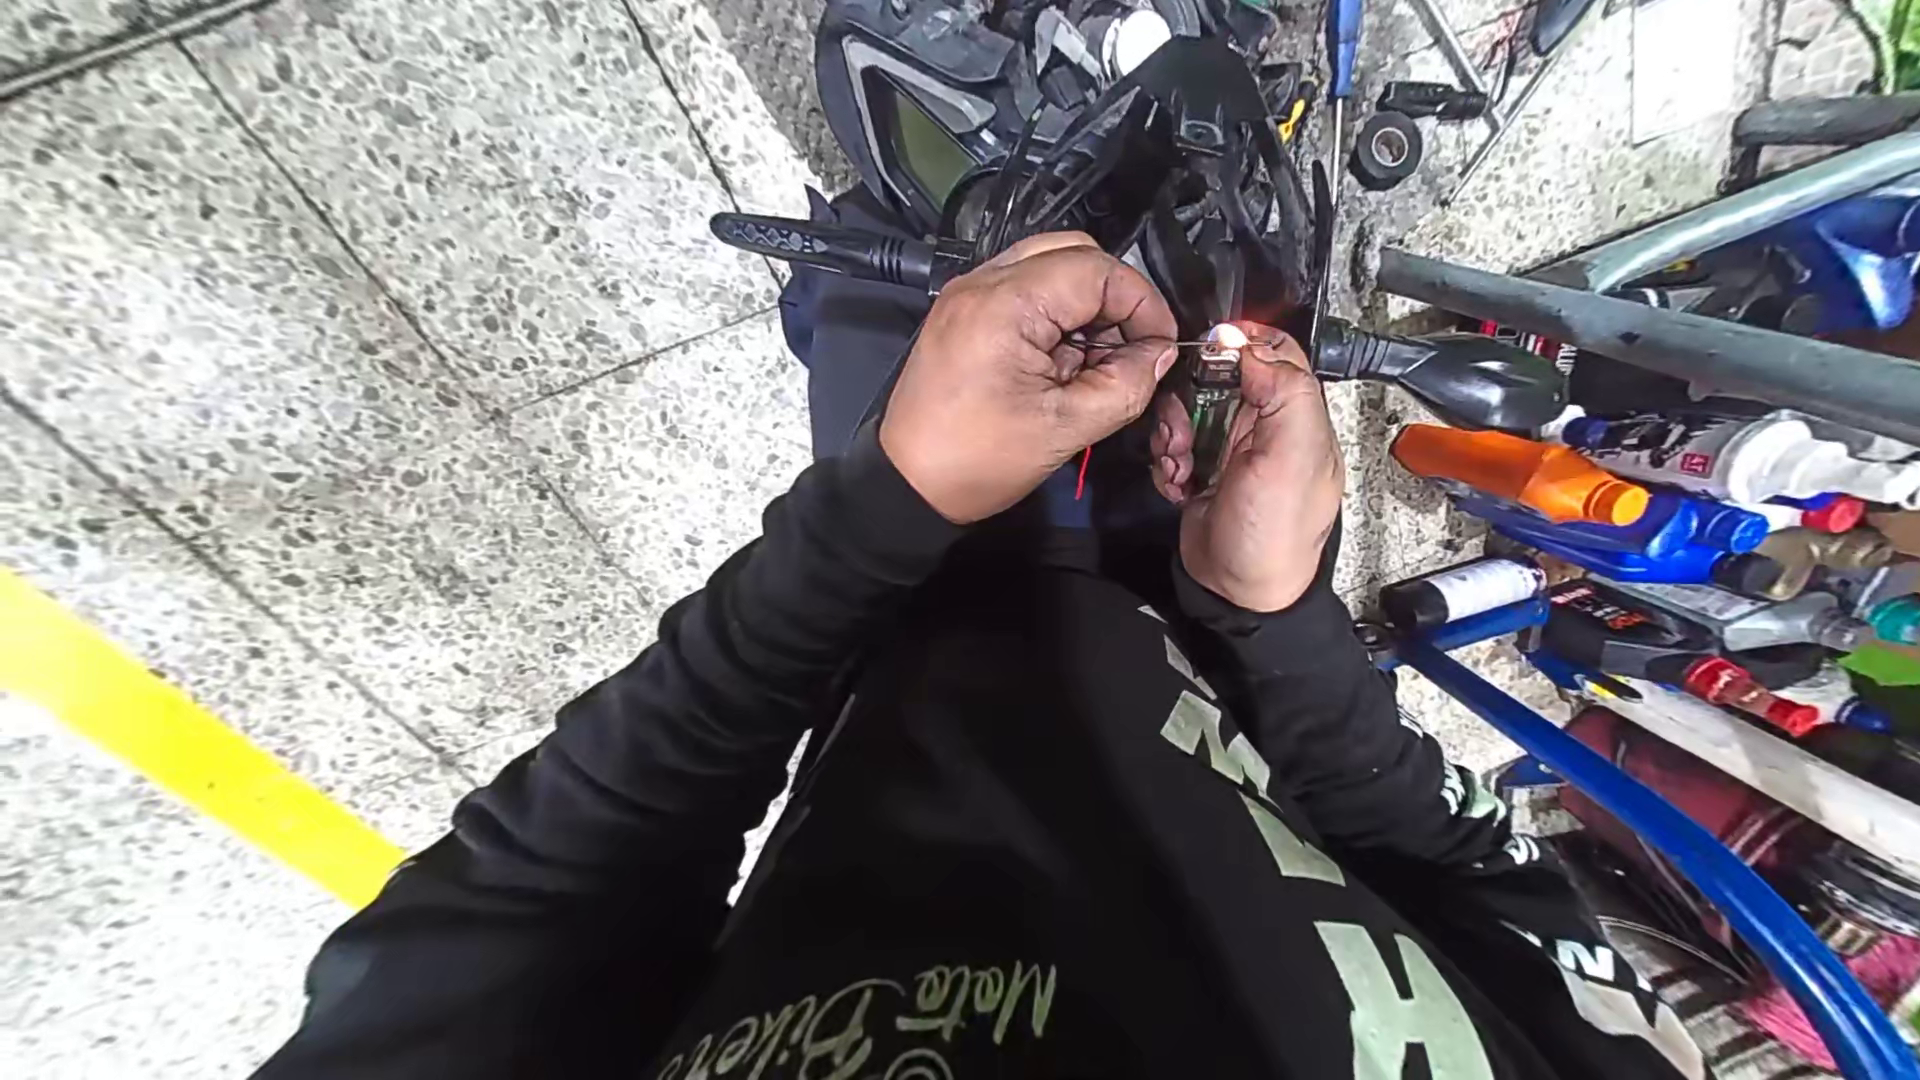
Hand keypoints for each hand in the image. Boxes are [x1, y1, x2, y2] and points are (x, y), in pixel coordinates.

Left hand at [880, 232, 1178, 523]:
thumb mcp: (1064, 429)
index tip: (1160, 344)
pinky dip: (1055, 318)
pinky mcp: (963, 316)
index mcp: (1003, 305)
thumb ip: (1125, 385)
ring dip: (1085, 308)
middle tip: (1131, 349)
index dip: (1142, 304)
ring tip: (1094, 362)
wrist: (910, 486)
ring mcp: (967, 297)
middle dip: (1114, 299)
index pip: (1097, 270)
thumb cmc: (975, 464)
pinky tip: (1061, 361)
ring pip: (1050, 269)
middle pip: (1074, 254)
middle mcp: (980, 285)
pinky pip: (1023, 293)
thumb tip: (1158, 355)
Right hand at [1150, 327, 1343, 611]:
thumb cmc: (1272, 529)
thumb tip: (1247, 342)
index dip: (1238, 343)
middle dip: (1188, 401)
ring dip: (1171, 436)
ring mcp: (1227, 450)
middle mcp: (1261, 427)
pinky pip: (1171, 446)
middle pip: (1215, 381)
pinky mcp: (1199, 471)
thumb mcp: (1291, 456)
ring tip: (1178, 466)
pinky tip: (1175, 483)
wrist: (1236, 588)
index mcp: (1295, 415)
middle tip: (1181, 433)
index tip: (1203, 351)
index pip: (1273, 352)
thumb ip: (1282, 391)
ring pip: (1186, 413)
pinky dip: (1165, 461)